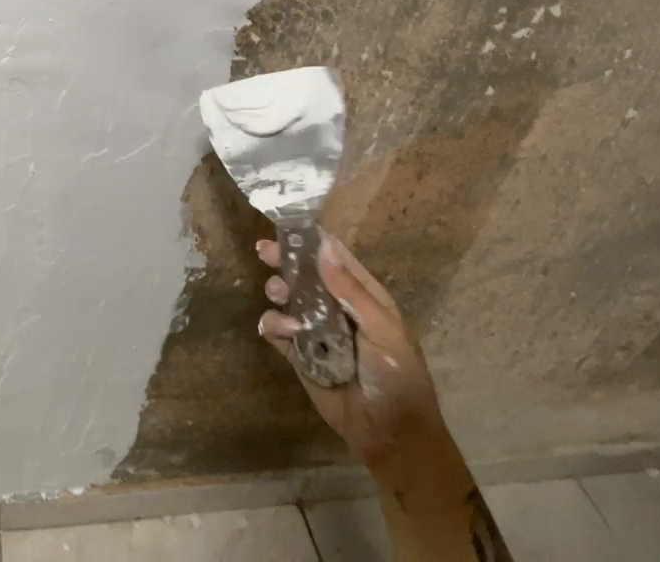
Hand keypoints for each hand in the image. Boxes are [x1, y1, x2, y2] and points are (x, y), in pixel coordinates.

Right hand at [256, 235, 439, 464]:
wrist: (390, 434)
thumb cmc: (397, 376)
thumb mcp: (384, 330)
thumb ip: (352, 291)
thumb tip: (323, 248)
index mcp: (364, 297)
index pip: (337, 258)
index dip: (314, 240)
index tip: (289, 226)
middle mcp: (337, 308)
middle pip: (305, 274)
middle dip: (284, 260)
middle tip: (263, 250)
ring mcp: (316, 331)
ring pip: (287, 298)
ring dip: (278, 291)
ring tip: (278, 294)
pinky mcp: (299, 355)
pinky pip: (277, 331)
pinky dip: (274, 325)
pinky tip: (285, 331)